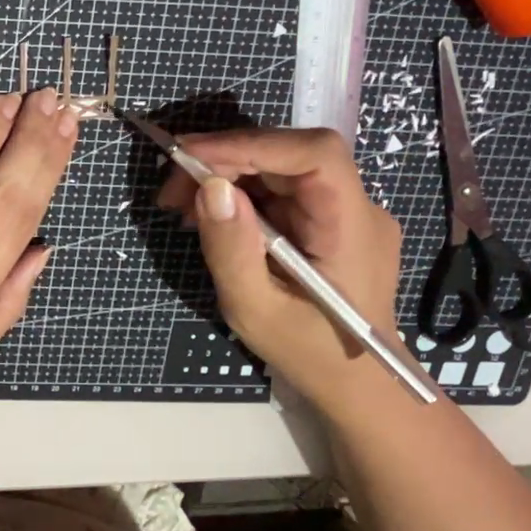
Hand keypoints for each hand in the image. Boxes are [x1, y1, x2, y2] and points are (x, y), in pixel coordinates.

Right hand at [155, 127, 402, 409]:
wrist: (356, 386)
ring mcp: (344, 211)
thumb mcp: (255, 310)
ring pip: (278, 167)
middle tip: (172, 190)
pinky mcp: (327, 218)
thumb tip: (210, 186)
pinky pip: (279, 187)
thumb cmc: (309, 354)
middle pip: (289, 154)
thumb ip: (231, 249)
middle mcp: (358, 207)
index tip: (190, 156)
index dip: (251, 144)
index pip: (314, 154)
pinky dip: (238, 192)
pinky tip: (208, 216)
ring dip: (224, 176)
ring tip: (180, 206)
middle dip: (225, 160)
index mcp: (353, 228)